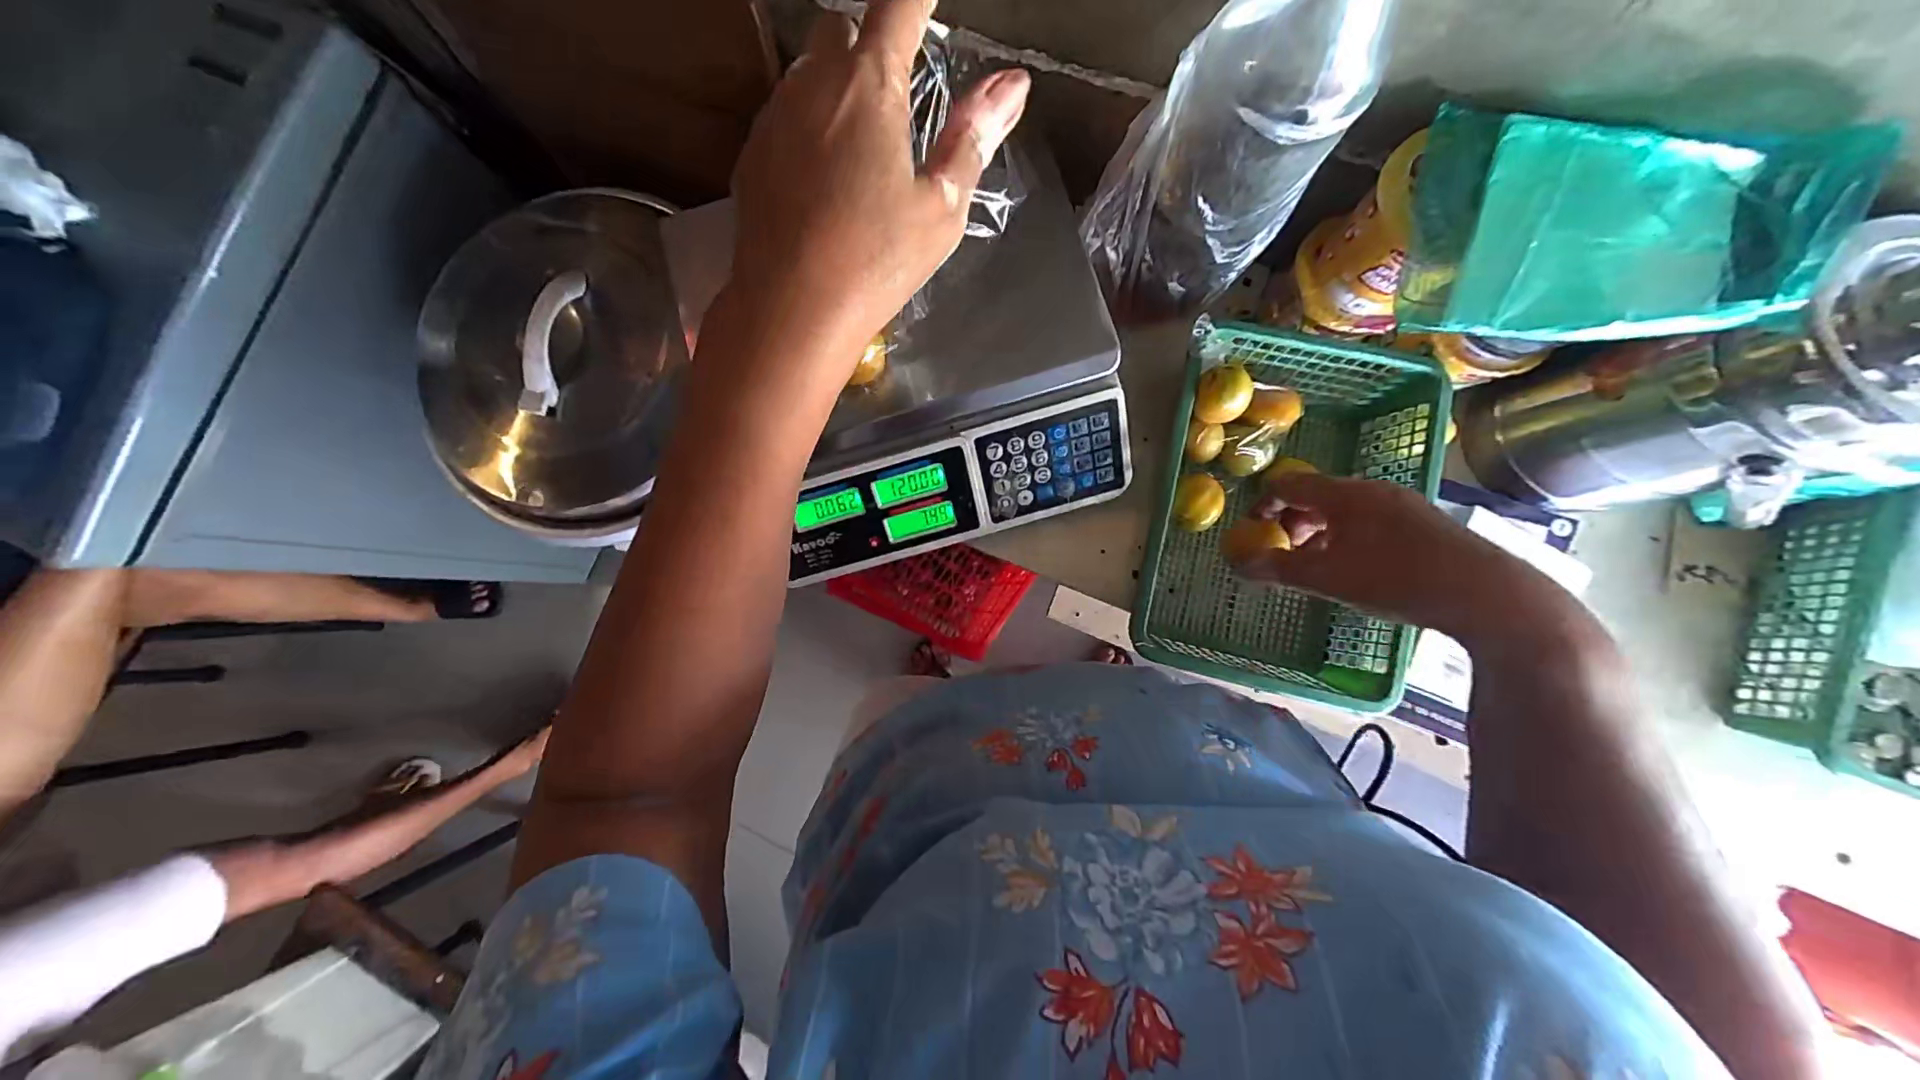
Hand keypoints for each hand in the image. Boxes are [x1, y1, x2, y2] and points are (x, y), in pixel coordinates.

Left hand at [726, 0, 1030, 364]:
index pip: (900, 6)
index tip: (929, 3)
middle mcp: (812, 84)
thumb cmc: (876, 261)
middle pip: (842, 29)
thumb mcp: (941, 208)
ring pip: (807, 72)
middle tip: (897, 97)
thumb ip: (973, 138)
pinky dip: (808, 126)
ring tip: (861, 146)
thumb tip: (1013, 84)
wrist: (790, 311)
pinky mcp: (751, 156)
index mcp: (869, 86)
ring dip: (836, 86)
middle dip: (870, 45)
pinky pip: (783, 116)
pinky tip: (824, 180)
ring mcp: (773, 119)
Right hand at [1228, 472, 1560, 641]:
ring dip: (1320, 532)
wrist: (1486, 595)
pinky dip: (1348, 536)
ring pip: (1345, 509)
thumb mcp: (1327, 579)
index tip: (1253, 530)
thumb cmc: (1395, 580)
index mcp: (1345, 494)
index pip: (1289, 484)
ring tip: (1317, 565)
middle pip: (1317, 495)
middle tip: (1284, 553)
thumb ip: (1279, 570)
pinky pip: (1370, 520)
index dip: (1264, 504)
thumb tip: (1241, 564)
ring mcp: (1402, 504)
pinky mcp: (1424, 523)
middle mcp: (1372, 490)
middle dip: (1292, 522)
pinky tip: (1355, 568)